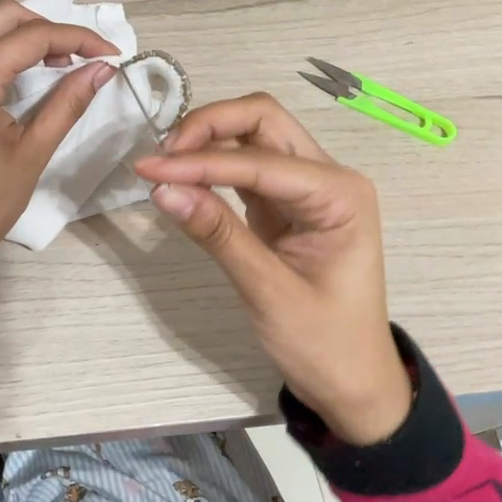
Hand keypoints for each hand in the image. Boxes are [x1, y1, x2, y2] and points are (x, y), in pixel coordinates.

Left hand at [0, 0, 119, 314]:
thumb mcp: (32, 153)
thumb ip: (67, 103)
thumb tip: (102, 69)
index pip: (33, 37)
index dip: (78, 39)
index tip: (109, 55)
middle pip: (5, 16)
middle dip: (49, 29)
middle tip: (81, 59)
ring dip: (17, 31)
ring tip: (49, 62)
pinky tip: (5, 63)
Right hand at [133, 94, 411, 444]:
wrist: (353, 382)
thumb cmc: (324, 343)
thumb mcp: (269, 293)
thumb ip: (218, 234)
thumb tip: (163, 190)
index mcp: (339, 194)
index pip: (259, 160)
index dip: (201, 161)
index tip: (149, 169)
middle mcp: (327, 177)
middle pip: (262, 119)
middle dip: (209, 125)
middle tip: (161, 155)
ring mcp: (305, 186)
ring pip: (252, 134)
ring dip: (207, 139)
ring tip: (163, 164)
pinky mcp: (283, 202)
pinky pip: (244, 164)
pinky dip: (211, 164)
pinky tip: (182, 177)